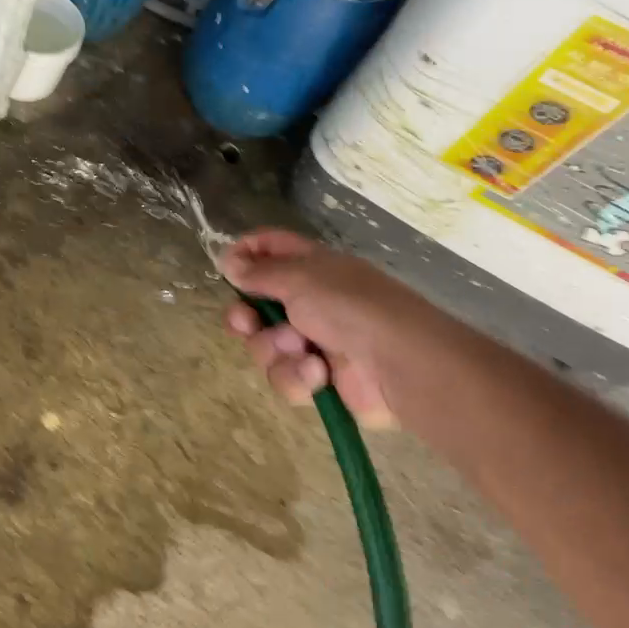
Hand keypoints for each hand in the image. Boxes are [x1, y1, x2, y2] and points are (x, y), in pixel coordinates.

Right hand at [217, 228, 442, 428]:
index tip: (226, 268)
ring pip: (265, 344)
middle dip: (246, 316)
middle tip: (246, 322)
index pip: (269, 248)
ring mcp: (313, 341)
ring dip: (275, 348)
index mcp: (311, 267)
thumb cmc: (351, 307)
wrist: (402, 366)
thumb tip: (228, 262)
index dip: (245, 254)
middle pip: (255, 304)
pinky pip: (285, 376)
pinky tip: (317, 375)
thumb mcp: (300, 277)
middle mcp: (309, 301)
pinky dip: (296, 376)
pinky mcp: (318, 379)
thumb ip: (259, 272)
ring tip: (300, 350)